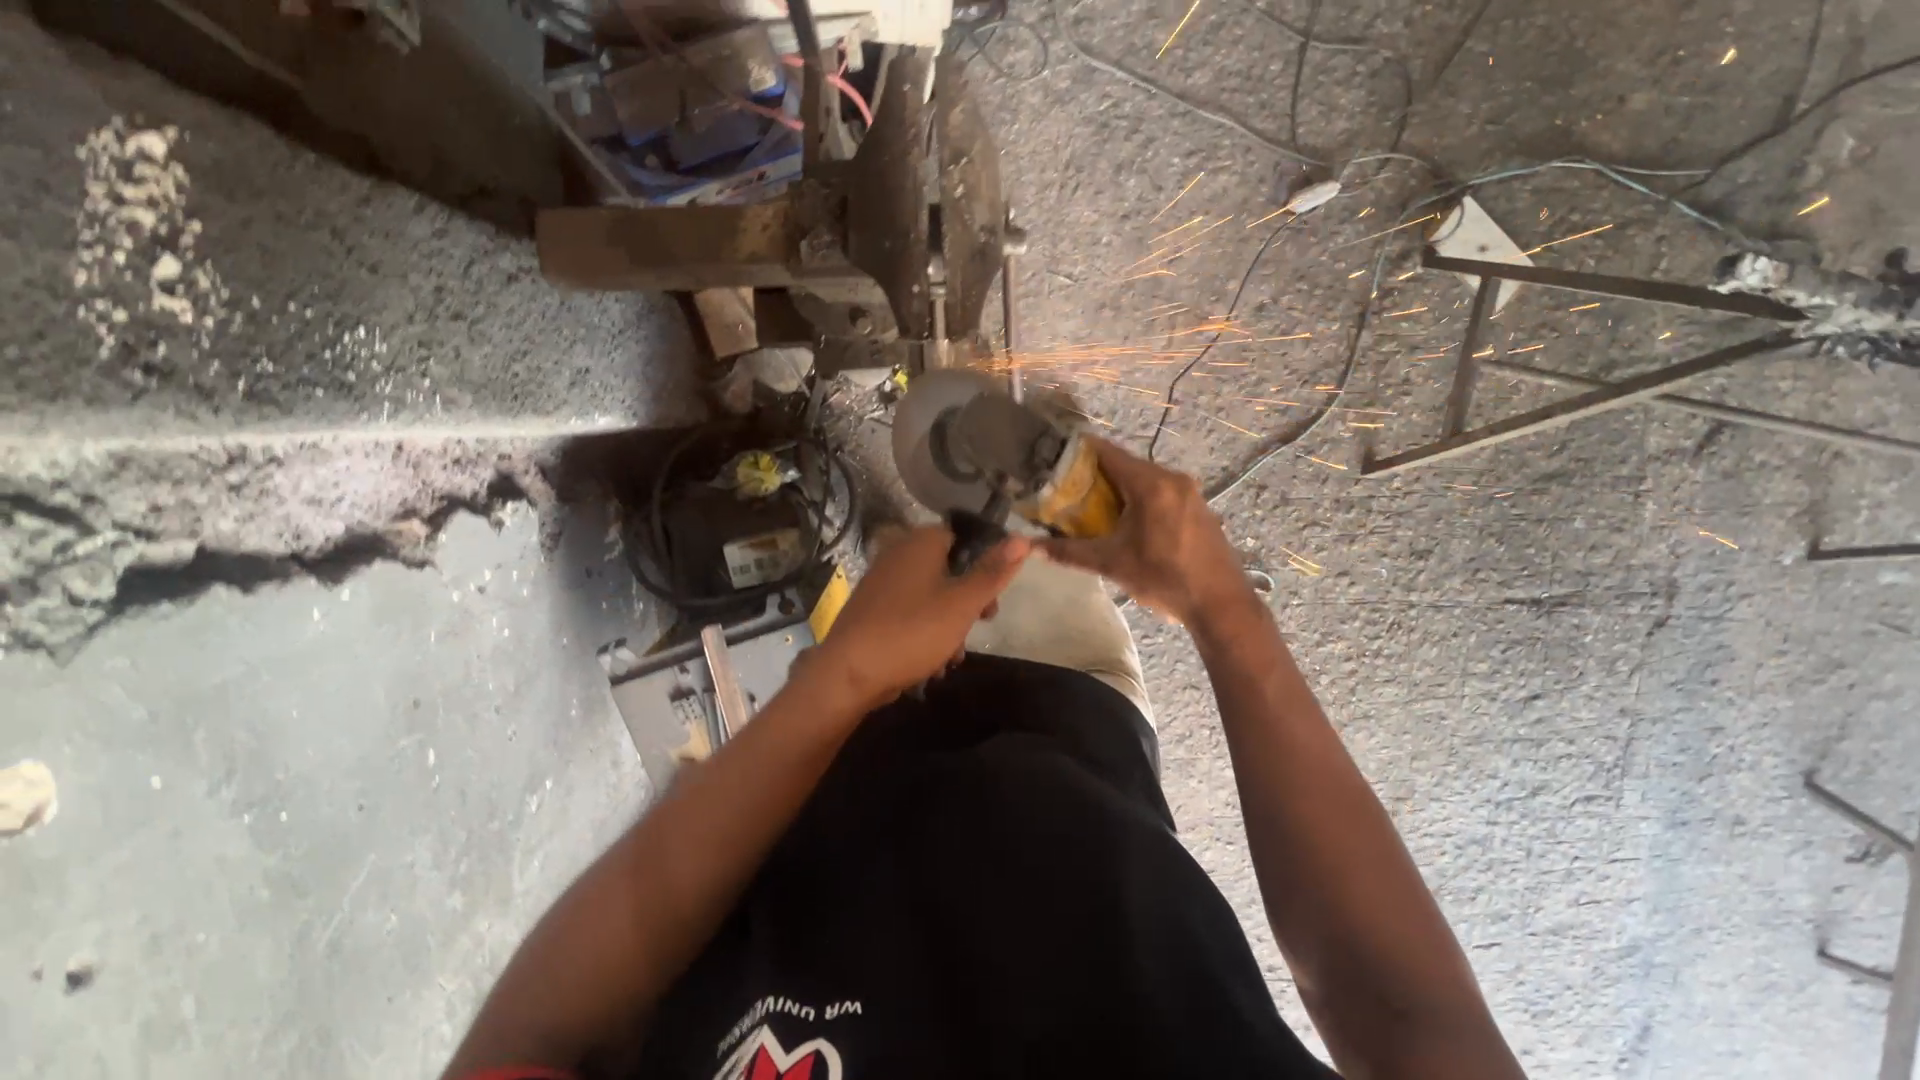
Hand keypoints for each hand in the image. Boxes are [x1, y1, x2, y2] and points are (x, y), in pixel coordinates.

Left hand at [805, 526, 1030, 710]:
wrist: (850, 673)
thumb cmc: (913, 631)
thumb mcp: (963, 603)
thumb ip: (993, 572)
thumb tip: (1024, 537)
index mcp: (920, 543)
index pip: (963, 538)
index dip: (983, 565)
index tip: (992, 598)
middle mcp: (897, 554)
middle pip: (948, 570)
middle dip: (967, 602)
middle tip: (979, 627)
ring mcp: (881, 582)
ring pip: (930, 597)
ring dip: (948, 625)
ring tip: (952, 656)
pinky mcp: (871, 610)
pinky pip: (909, 614)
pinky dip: (923, 633)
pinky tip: (930, 663)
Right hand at [1041, 437, 1249, 625]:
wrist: (1221, 604)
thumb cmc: (1165, 579)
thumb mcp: (1112, 564)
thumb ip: (1069, 552)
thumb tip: (1030, 548)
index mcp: (1151, 484)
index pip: (1107, 452)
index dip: (1078, 452)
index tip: (1054, 457)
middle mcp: (1173, 479)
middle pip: (1125, 466)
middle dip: (1095, 477)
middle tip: (1066, 491)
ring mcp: (1190, 493)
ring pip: (1144, 481)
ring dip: (1119, 491)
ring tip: (1092, 510)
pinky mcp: (1199, 508)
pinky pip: (1162, 494)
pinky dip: (1140, 501)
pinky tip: (1128, 524)